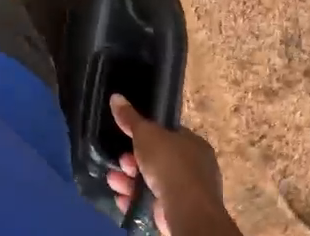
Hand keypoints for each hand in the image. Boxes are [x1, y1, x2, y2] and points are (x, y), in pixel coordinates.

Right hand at [106, 95, 237, 235]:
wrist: (186, 211)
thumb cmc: (170, 164)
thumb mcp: (145, 133)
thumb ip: (130, 117)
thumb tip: (116, 97)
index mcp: (194, 145)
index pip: (168, 134)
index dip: (145, 134)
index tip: (128, 137)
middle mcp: (195, 169)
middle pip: (155, 159)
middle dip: (132, 160)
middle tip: (123, 162)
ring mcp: (187, 193)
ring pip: (150, 181)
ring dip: (128, 180)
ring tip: (114, 180)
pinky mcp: (177, 212)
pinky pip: (151, 202)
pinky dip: (135, 199)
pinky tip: (122, 197)